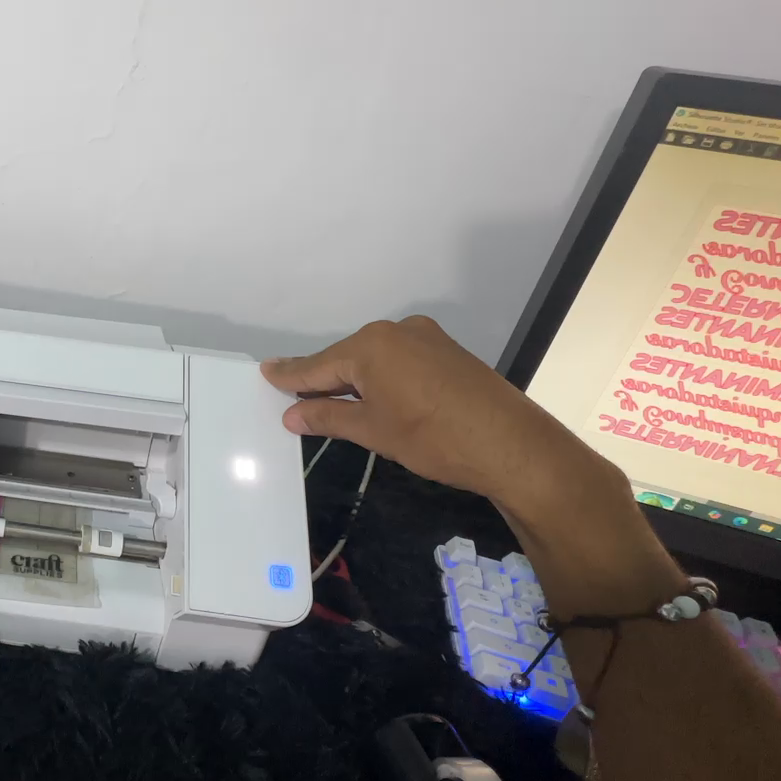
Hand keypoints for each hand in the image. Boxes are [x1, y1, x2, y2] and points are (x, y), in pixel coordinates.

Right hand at [262, 316, 611, 510]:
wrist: (516, 449)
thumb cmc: (434, 439)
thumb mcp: (373, 431)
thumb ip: (327, 418)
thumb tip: (292, 416)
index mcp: (371, 345)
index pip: (317, 365)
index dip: (290, 376)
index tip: (265, 373)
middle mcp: (396, 331)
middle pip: (344, 358)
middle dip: (322, 380)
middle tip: (295, 399)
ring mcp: (426, 339)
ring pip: (373, 360)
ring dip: (353, 381)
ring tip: (330, 403)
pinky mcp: (447, 352)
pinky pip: (398, 361)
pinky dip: (381, 378)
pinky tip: (374, 397)